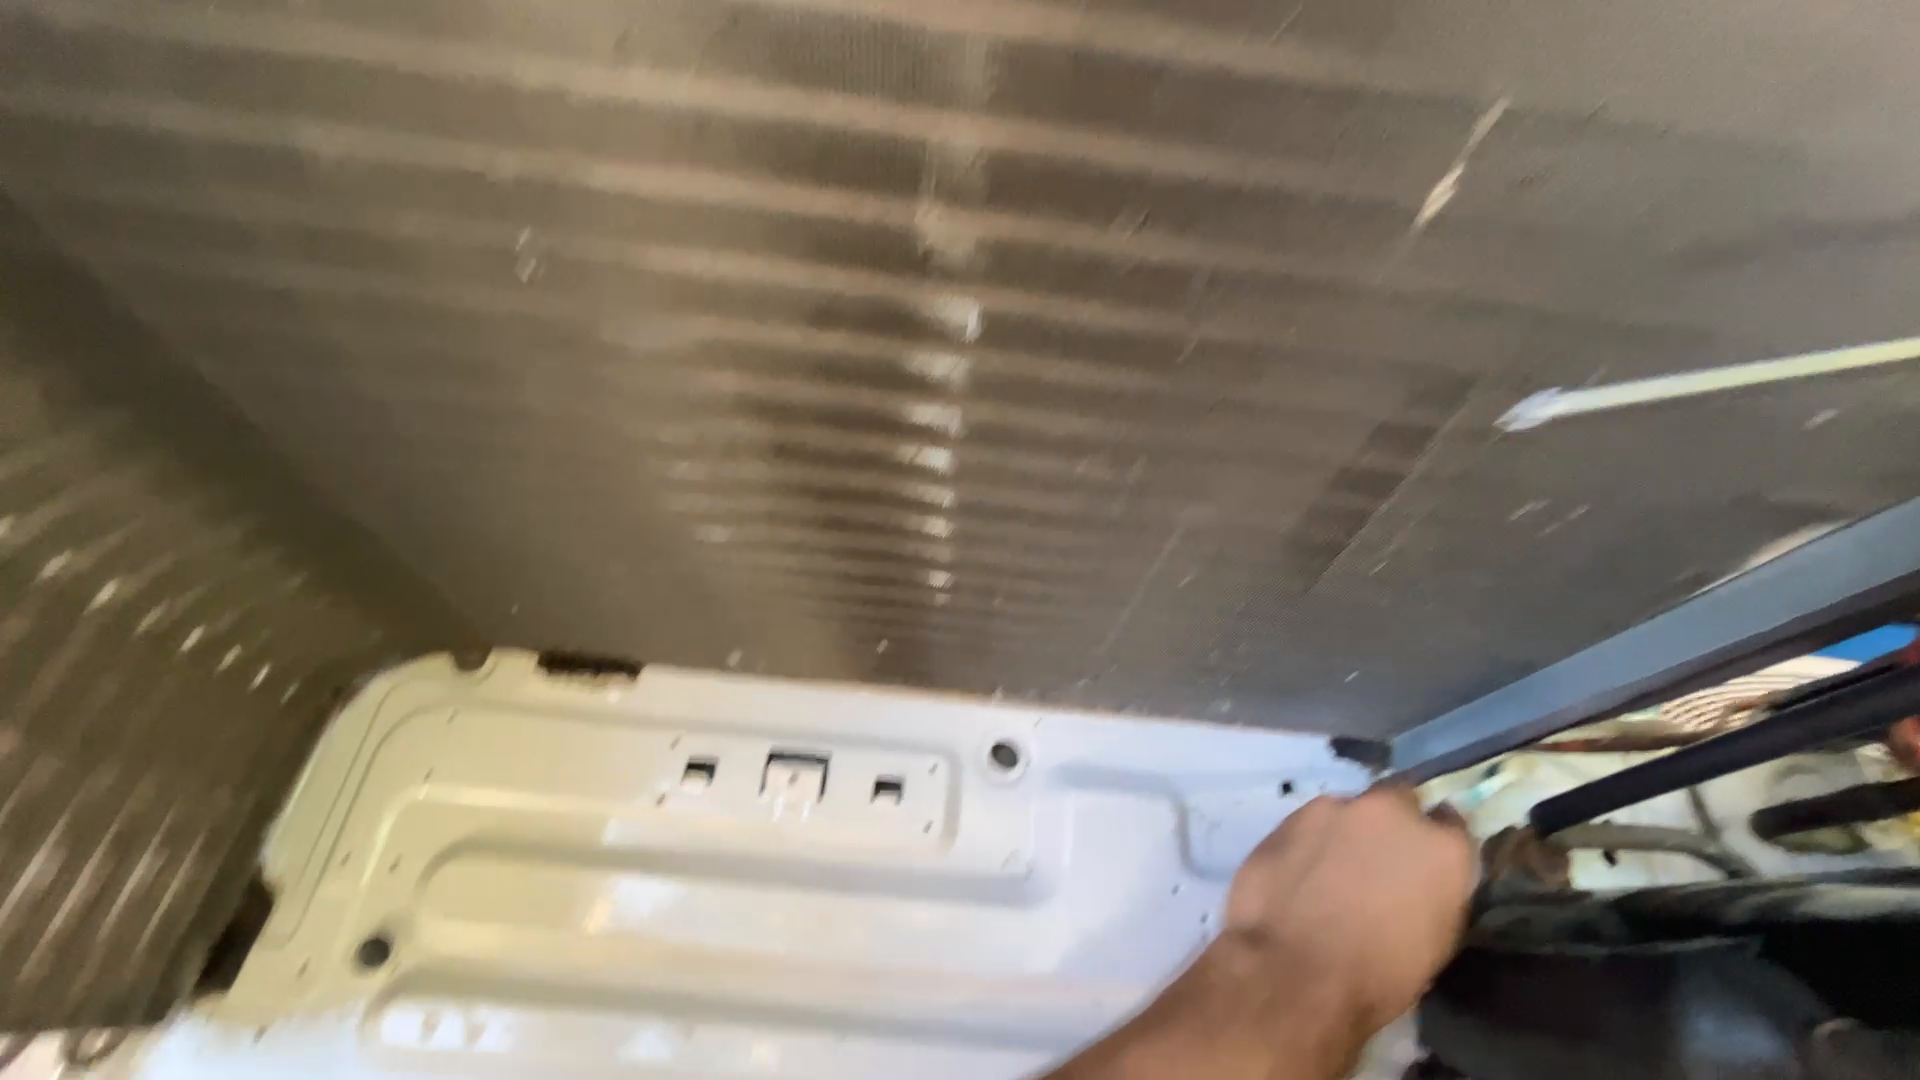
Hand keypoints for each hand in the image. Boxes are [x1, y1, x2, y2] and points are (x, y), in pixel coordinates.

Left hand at [1222, 786, 1476, 1033]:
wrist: (1296, 967)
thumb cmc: (1380, 974)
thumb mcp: (1434, 940)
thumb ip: (1433, 890)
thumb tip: (1421, 878)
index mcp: (1440, 847)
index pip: (1451, 822)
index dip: (1437, 837)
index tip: (1427, 853)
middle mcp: (1389, 813)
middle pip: (1398, 798)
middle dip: (1393, 819)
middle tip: (1379, 855)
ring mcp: (1333, 808)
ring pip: (1347, 809)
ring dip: (1346, 829)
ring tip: (1332, 865)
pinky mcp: (1288, 816)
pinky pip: (1308, 823)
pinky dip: (1309, 840)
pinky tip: (1299, 868)